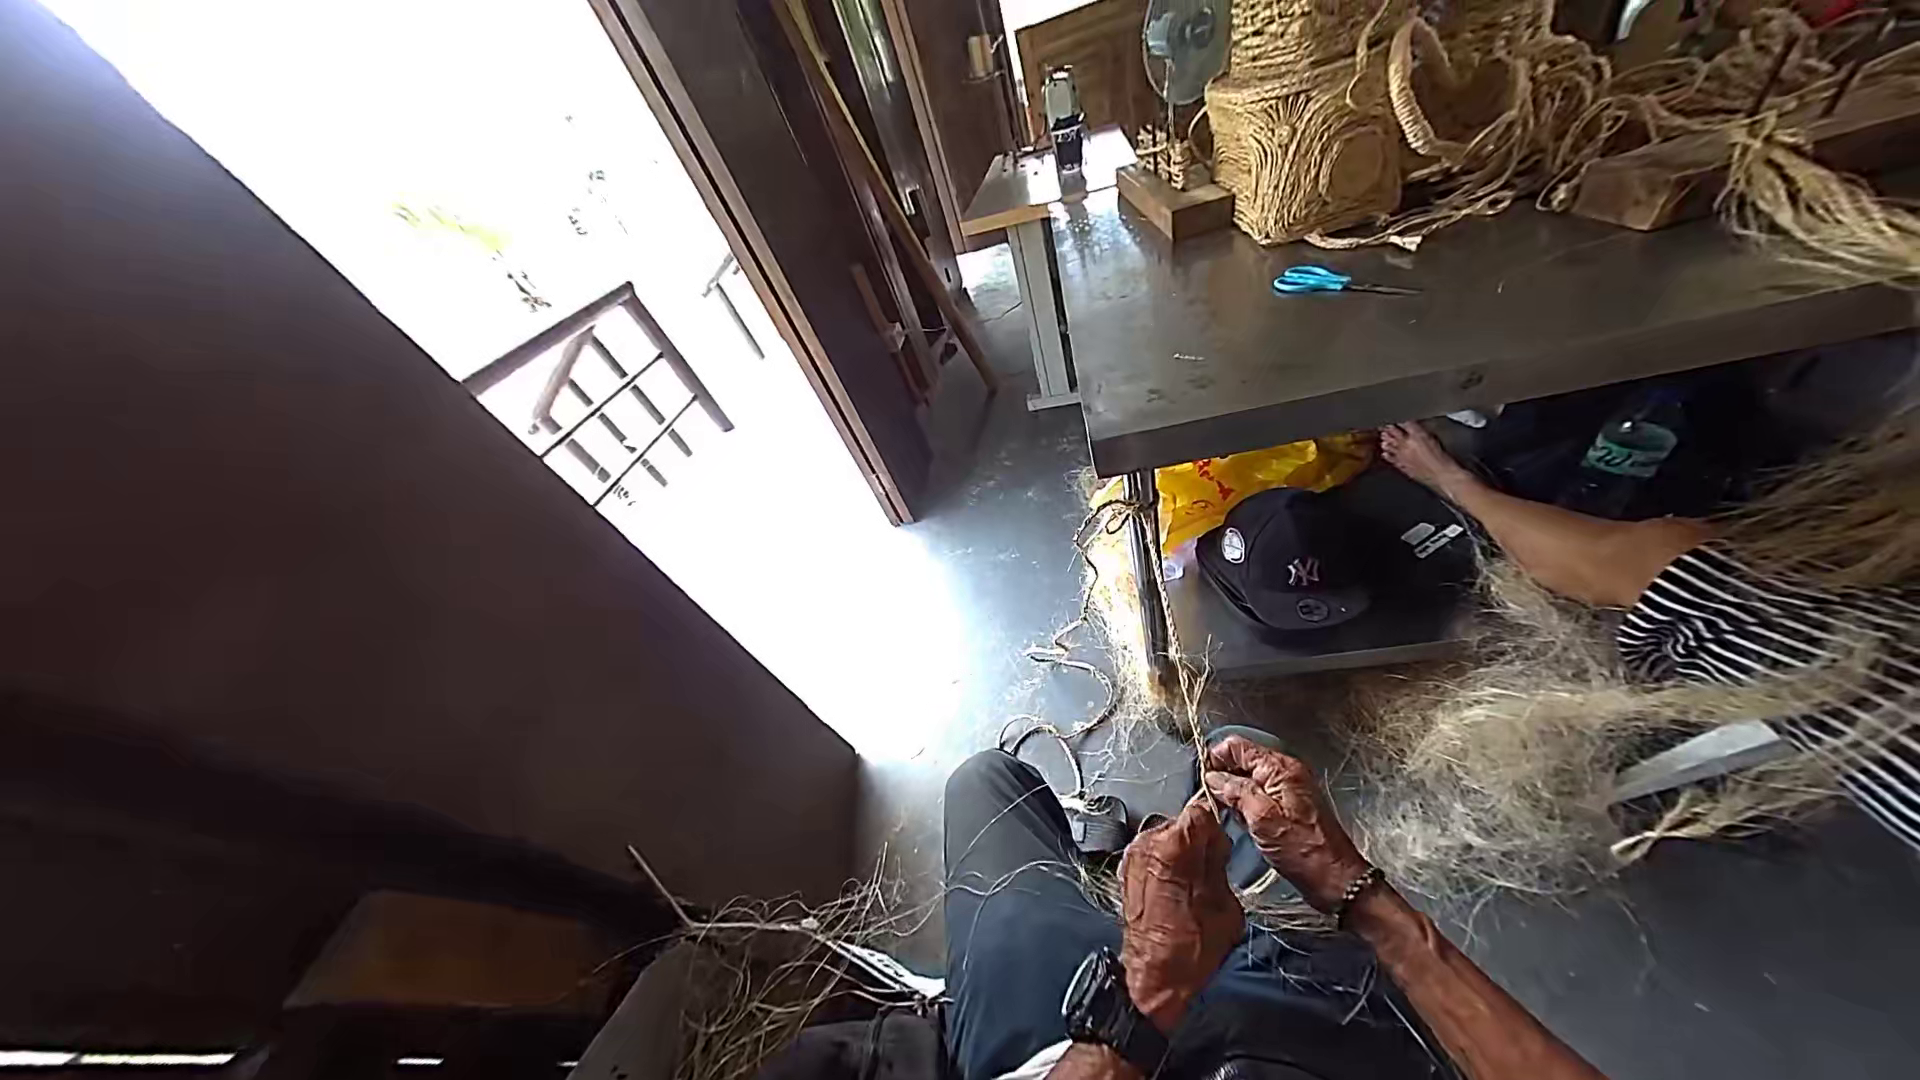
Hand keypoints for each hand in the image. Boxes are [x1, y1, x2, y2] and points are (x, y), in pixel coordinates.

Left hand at [1118, 798, 1242, 1033]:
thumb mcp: (1224, 906)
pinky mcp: (1126, 865)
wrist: (1153, 974)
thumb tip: (1216, 844)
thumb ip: (1219, 865)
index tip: (1219, 840)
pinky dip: (1165, 860)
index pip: (1199, 811)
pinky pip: (1152, 850)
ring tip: (1191, 881)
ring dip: (1181, 850)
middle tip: (1210, 866)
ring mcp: (1134, 853)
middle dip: (1199, 840)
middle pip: (1182, 822)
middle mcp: (1148, 844)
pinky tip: (1174, 887)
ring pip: (1167, 834)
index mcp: (1173, 849)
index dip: (1214, 826)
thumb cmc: (1188, 950)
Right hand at [1202, 736, 1371, 912]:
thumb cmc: (1303, 851)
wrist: (1337, 883)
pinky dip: (1245, 803)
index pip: (1236, 746)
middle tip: (1214, 800)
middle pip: (1241, 760)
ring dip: (1233, 792)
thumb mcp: (1262, 817)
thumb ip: (1235, 790)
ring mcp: (1287, 789)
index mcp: (1280, 768)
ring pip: (1247, 778)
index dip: (1215, 759)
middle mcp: (1284, 772)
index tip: (1204, 781)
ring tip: (1228, 813)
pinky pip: (1257, 794)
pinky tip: (1242, 821)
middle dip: (1223, 777)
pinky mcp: (1288, 805)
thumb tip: (1212, 777)